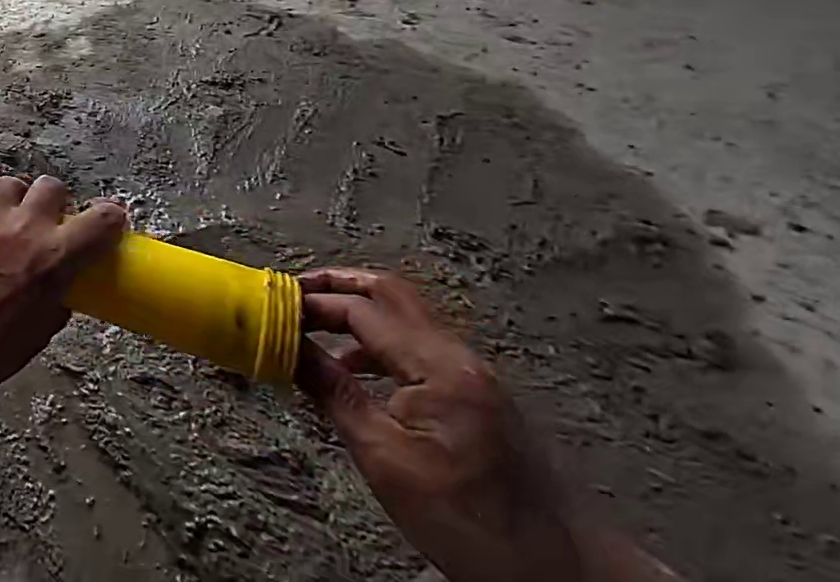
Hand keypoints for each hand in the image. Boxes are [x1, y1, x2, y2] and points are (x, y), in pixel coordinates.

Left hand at [0, 161, 125, 398]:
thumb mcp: (48, 324)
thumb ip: (61, 291)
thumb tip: (64, 278)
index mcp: (57, 257)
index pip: (103, 219)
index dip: (112, 217)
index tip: (108, 222)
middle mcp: (28, 228)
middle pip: (54, 186)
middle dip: (57, 202)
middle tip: (50, 222)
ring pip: (15, 180)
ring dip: (20, 195)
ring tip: (15, 213)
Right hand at [296, 268, 674, 581]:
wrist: (567, 575)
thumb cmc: (470, 522)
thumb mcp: (386, 460)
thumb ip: (335, 394)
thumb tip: (290, 348)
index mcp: (438, 367)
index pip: (361, 310)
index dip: (311, 303)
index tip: (272, 309)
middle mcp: (458, 356)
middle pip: (389, 293)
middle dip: (336, 285)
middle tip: (292, 294)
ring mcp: (472, 372)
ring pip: (405, 316)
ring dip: (356, 312)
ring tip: (314, 330)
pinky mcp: (477, 393)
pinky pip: (417, 346)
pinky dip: (378, 342)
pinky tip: (356, 371)